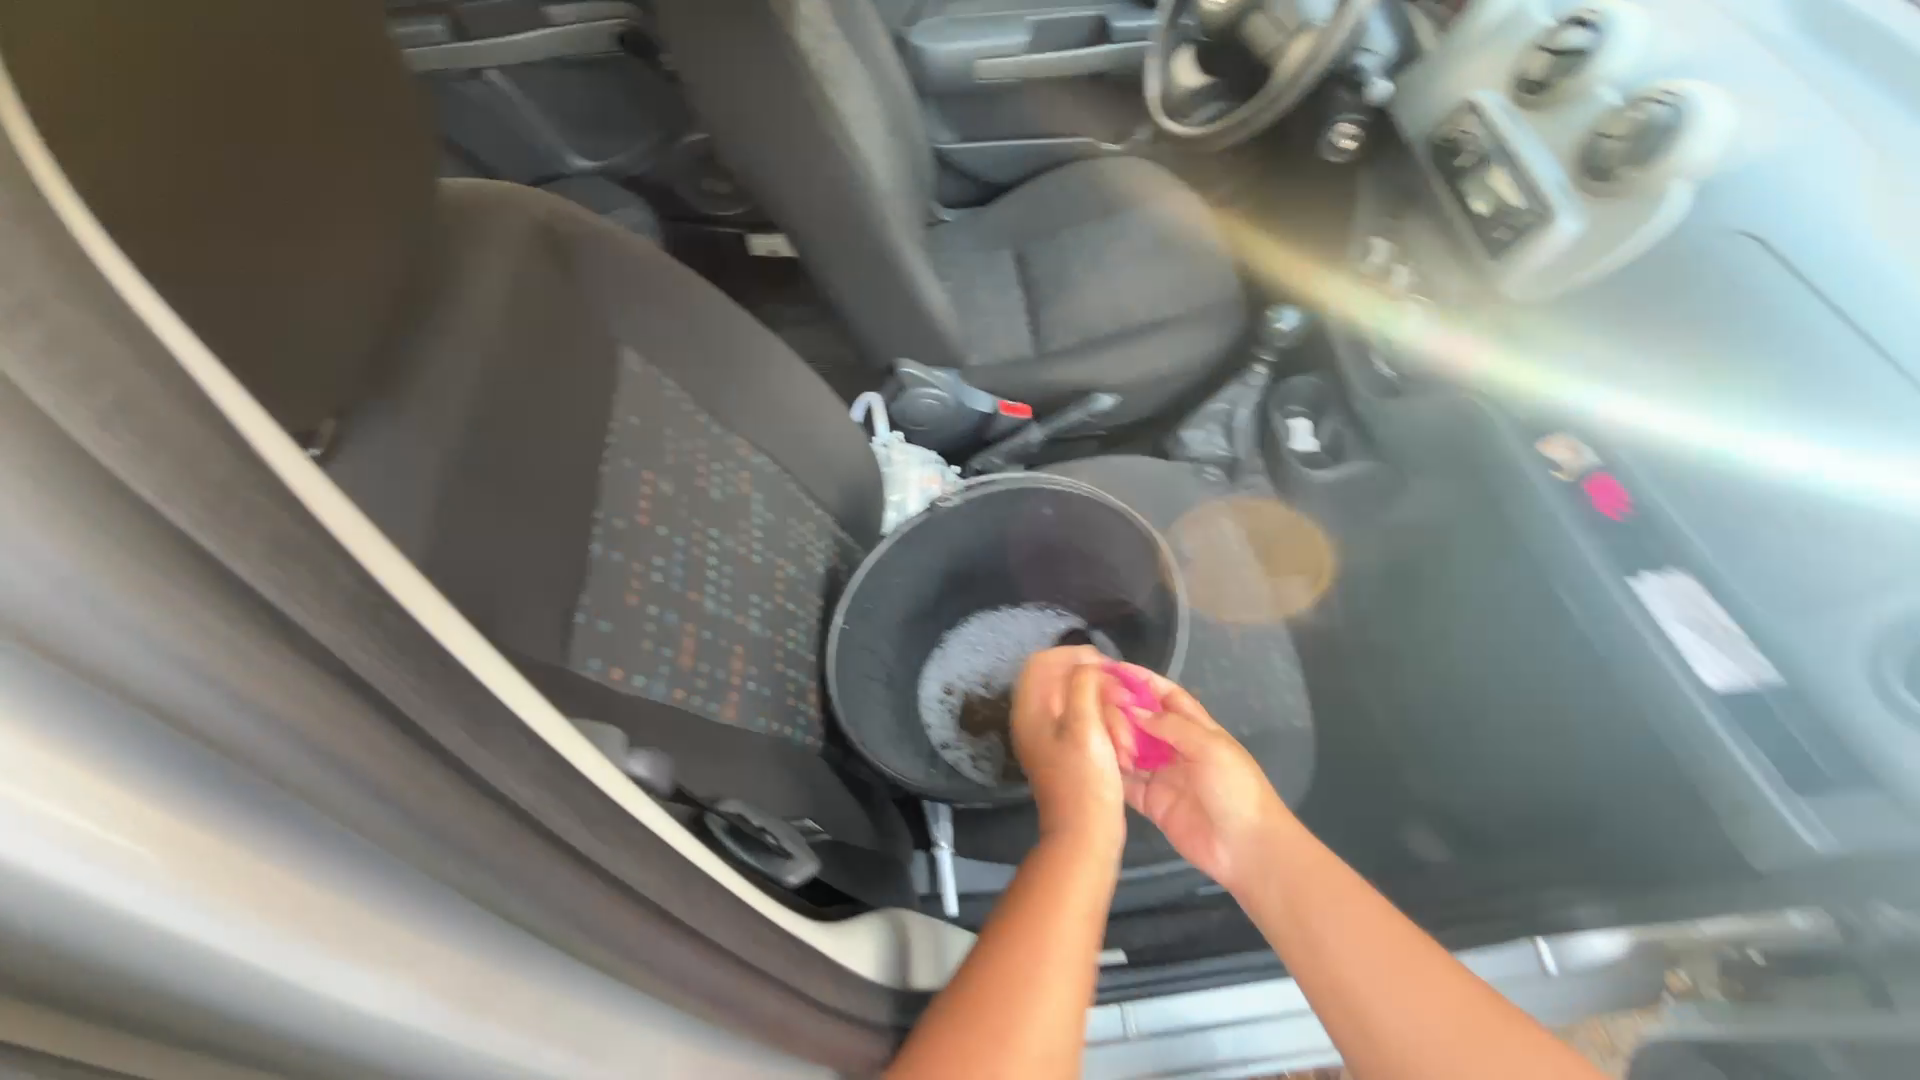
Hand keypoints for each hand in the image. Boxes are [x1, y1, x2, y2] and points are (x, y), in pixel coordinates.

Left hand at [1009, 647, 1127, 854]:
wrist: (1085, 836)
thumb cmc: (1085, 781)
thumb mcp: (1085, 726)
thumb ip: (1083, 685)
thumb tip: (1088, 664)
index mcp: (1029, 710)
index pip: (1042, 661)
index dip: (1073, 656)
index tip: (1106, 667)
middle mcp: (1033, 719)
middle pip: (1062, 680)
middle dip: (1097, 687)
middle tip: (1123, 701)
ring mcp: (1048, 737)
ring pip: (1079, 702)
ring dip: (1106, 710)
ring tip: (1124, 731)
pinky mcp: (1066, 751)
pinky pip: (1086, 724)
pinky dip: (1106, 727)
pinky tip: (1122, 744)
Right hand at [1112, 666, 1288, 892]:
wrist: (1246, 847)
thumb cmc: (1235, 788)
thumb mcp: (1209, 747)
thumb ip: (1171, 725)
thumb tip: (1133, 709)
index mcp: (1197, 729)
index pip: (1167, 696)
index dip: (1143, 681)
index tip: (1114, 668)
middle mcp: (1176, 749)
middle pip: (1143, 721)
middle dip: (1121, 709)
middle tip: (1091, 700)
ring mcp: (1162, 776)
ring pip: (1130, 749)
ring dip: (1113, 739)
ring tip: (1086, 726)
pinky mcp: (1151, 803)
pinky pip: (1125, 782)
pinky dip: (1111, 771)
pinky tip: (1090, 759)